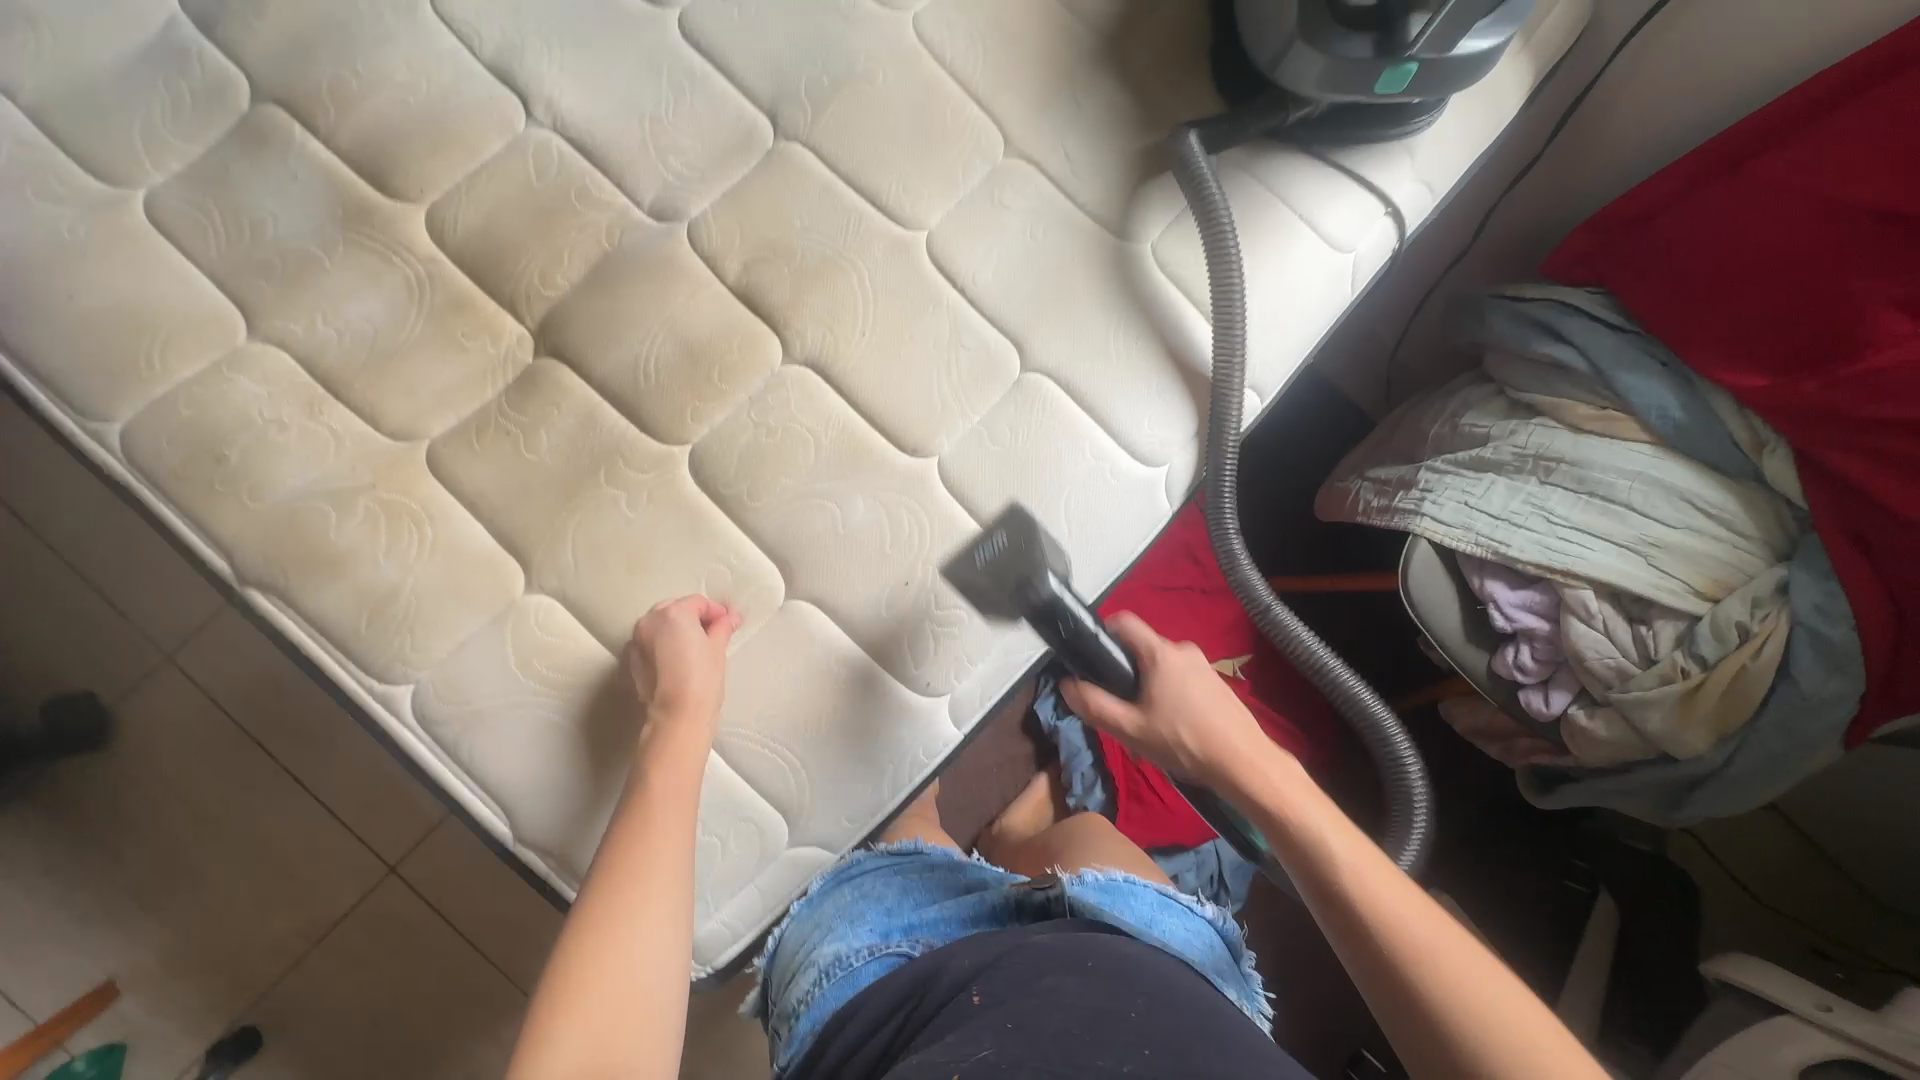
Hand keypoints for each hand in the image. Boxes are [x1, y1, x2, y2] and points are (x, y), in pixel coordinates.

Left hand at [625, 596, 741, 749]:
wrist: (677, 714)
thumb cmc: (702, 677)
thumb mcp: (717, 648)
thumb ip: (722, 627)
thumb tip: (731, 618)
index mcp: (673, 613)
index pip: (698, 603)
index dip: (716, 611)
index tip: (729, 623)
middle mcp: (649, 621)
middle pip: (674, 609)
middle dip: (693, 617)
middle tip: (712, 632)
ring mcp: (636, 640)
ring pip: (659, 625)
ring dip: (676, 629)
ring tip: (694, 646)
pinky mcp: (630, 659)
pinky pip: (649, 642)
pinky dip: (662, 643)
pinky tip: (676, 659)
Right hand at [1059, 612, 1289, 793]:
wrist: (1244, 763)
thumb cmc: (1183, 741)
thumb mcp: (1130, 729)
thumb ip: (1094, 705)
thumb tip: (1067, 685)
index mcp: (1160, 653)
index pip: (1124, 622)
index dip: (1103, 632)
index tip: (1092, 656)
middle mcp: (1183, 651)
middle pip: (1142, 650)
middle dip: (1126, 675)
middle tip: (1119, 708)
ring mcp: (1204, 667)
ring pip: (1162, 669)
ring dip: (1149, 690)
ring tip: (1147, 727)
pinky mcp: (1217, 684)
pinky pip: (1182, 681)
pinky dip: (1171, 698)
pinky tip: (1173, 730)